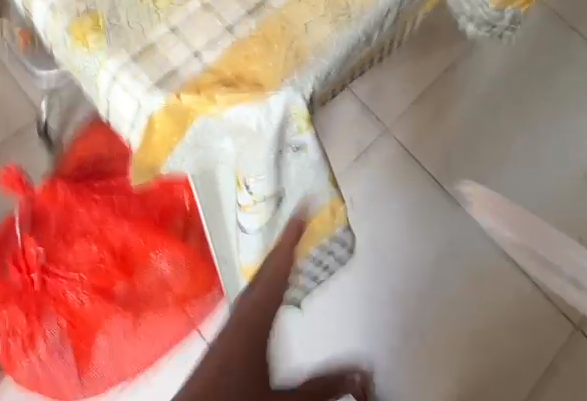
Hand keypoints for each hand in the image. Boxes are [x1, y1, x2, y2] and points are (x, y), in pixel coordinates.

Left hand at [174, 215, 374, 400]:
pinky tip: (267, 293)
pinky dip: (264, 282)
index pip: (278, 267)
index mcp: (255, 318)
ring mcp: (229, 326)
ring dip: (273, 262)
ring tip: (289, 246)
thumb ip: (322, 383)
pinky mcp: (224, 339)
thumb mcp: (283, 396)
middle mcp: (240, 314)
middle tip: (301, 217)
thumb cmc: (235, 399)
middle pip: (265, 270)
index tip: (304, 205)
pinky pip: (249, 297)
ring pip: (255, 283)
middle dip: (284, 242)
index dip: (292, 235)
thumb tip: (362, 368)